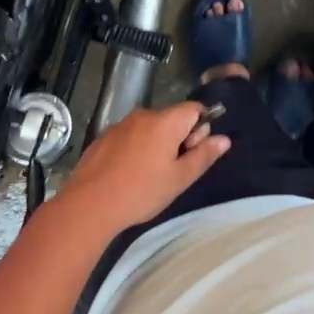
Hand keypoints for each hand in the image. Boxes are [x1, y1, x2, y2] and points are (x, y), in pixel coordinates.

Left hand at [56, 101, 230, 234]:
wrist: (89, 205)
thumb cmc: (141, 191)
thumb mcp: (179, 178)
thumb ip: (204, 156)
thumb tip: (224, 139)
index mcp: (166, 121)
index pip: (195, 108)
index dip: (200, 129)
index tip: (191, 154)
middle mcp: (143, 115)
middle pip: (172, 118)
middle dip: (178, 138)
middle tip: (171, 170)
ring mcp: (120, 125)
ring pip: (150, 128)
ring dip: (156, 144)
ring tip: (147, 175)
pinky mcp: (103, 137)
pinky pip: (129, 136)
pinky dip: (135, 149)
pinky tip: (127, 174)